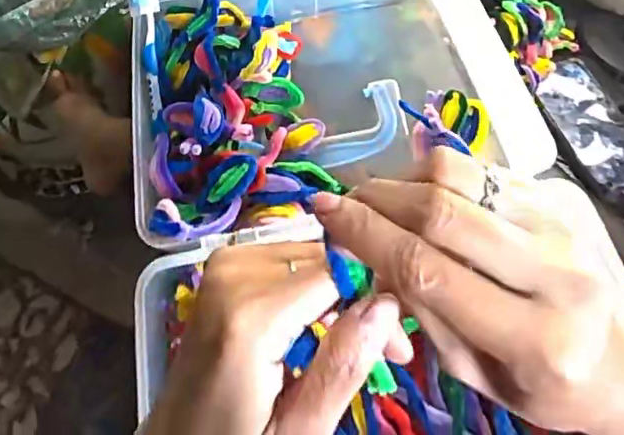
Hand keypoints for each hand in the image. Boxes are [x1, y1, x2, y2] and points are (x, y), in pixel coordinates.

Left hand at [144, 241, 414, 434]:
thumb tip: (387, 303)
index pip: (336, 271)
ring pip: (305, 255)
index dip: (376, 302)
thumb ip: (339, 367)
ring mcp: (223, 263)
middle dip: (357, 297)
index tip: (402, 348)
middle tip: (389, 353)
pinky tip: (318, 326)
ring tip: (352, 344)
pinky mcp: (221, 267)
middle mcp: (233, 270)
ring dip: (335, 291)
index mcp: (249, 312)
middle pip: (320, 260)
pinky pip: (281, 259)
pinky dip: (307, 287)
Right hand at [310, 149, 623, 433]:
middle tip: (346, 198)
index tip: (325, 213)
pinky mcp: (558, 192)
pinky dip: (439, 173)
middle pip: (440, 209)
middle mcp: (552, 271)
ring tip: (384, 195)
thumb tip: (368, 249)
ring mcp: (559, 222)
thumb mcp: (479, 377)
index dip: (366, 235)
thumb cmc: (551, 389)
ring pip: (458, 171)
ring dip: (404, 176)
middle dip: (378, 197)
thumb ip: (423, 312)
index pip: (428, 269)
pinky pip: (479, 166)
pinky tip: (429, 194)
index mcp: (534, 339)